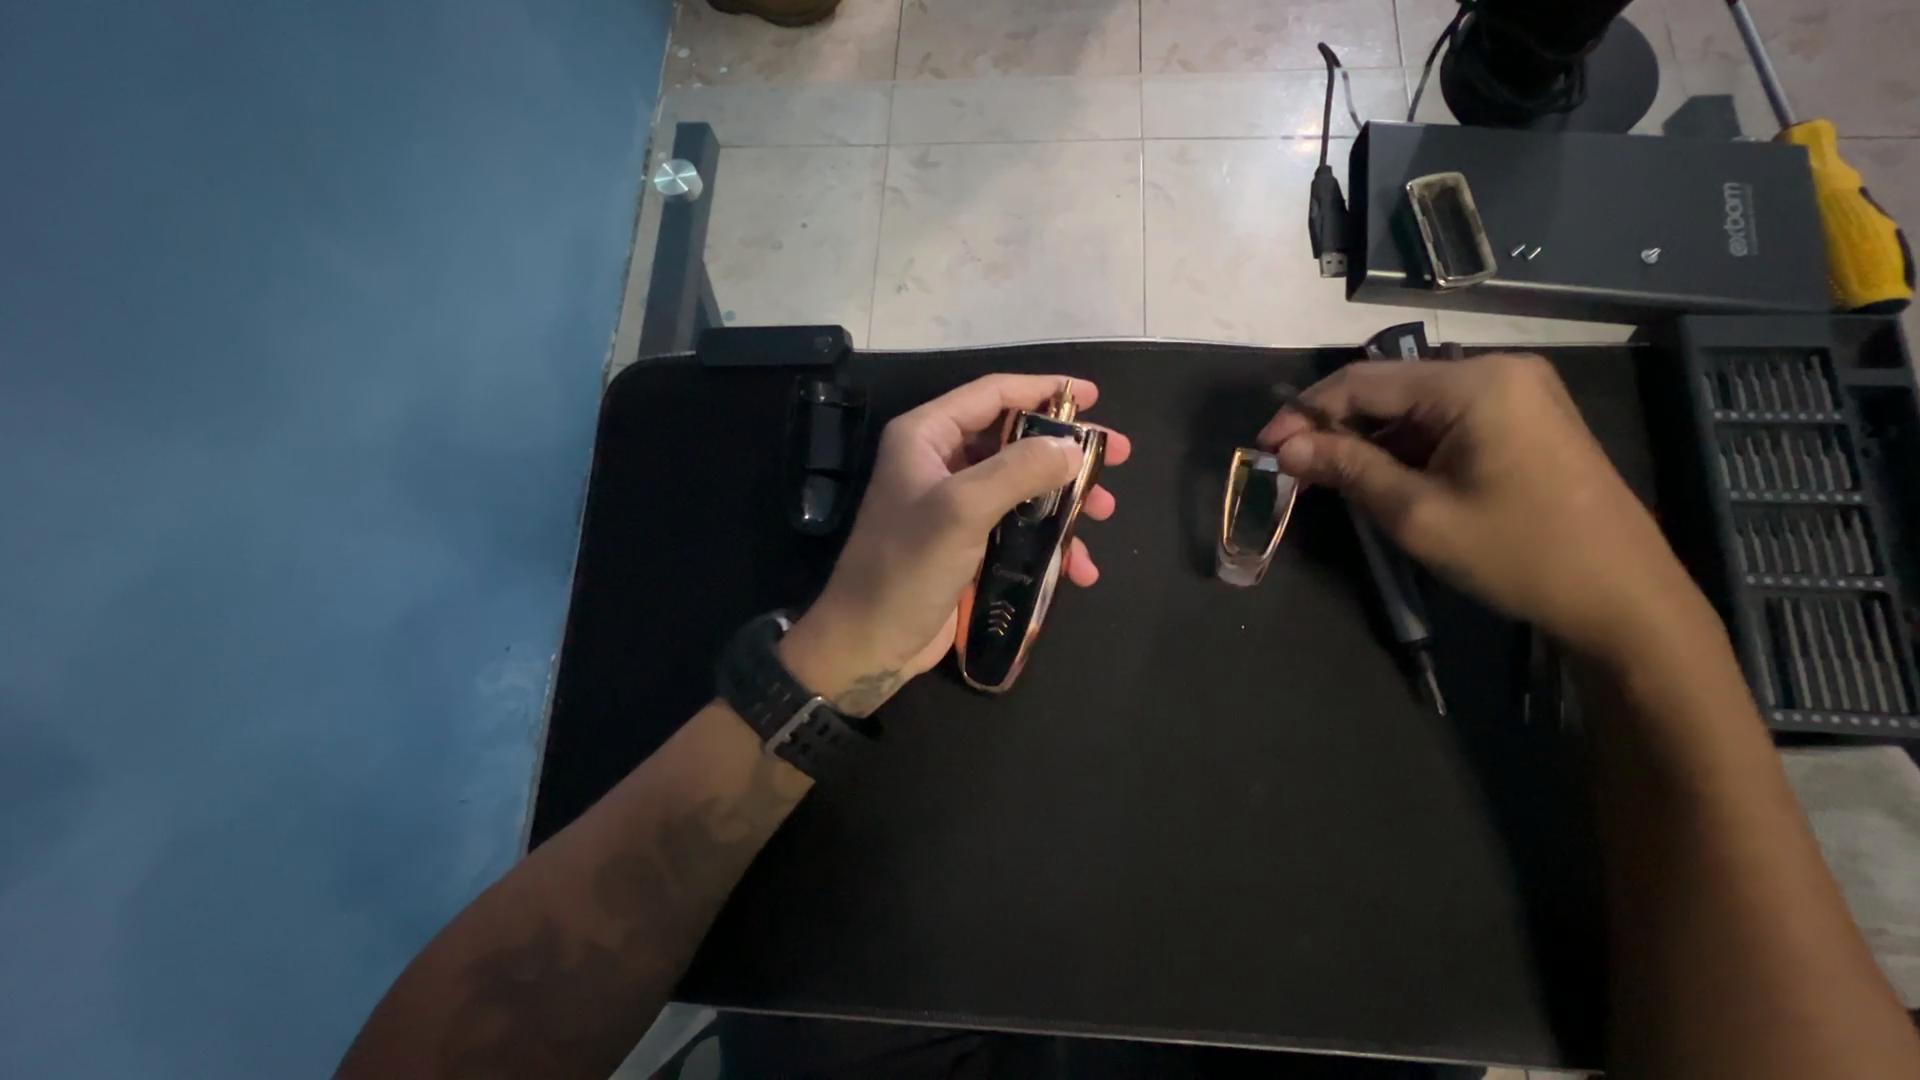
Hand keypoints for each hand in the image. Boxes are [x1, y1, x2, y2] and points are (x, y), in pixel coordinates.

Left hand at [780, 374, 1129, 715]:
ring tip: (1103, 515)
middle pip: (1015, 439)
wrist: (870, 642)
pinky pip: (1016, 529)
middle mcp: (939, 462)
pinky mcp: (966, 545)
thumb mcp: (962, 510)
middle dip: (1065, 451)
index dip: (1045, 390)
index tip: (1095, 399)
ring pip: (1022, 486)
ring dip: (1064, 500)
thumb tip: (1072, 448)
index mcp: (926, 436)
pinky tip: (1078, 570)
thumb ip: (1018, 470)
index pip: (993, 394)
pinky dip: (1048, 543)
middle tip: (1117, 458)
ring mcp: (953, 506)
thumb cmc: (906, 568)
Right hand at [1258, 354, 1711, 660]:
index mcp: (1474, 383)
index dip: (1305, 412)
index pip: (1364, 381)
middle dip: (1335, 425)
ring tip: (1328, 476)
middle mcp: (1498, 370)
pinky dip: (1405, 445)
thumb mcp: (1417, 515)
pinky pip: (1445, 419)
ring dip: (1368, 437)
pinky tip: (1381, 475)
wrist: (1624, 598)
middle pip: (1390, 387)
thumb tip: (1285, 447)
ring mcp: (1518, 393)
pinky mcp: (1526, 418)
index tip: (1265, 448)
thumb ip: (1348, 470)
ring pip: (1415, 405)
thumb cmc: (1518, 554)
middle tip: (1292, 466)